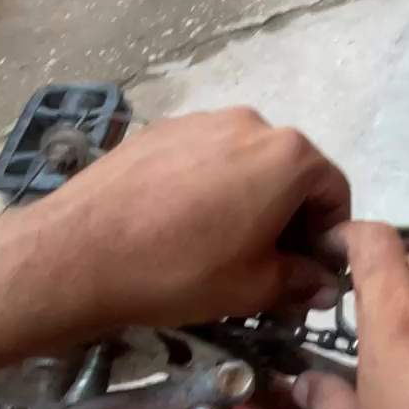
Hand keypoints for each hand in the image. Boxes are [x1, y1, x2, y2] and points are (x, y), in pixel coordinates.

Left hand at [20, 109, 349, 329]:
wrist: (73, 254)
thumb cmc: (182, 270)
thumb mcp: (255, 287)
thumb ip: (303, 281)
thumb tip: (327, 285)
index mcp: (291, 156)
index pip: (335, 190)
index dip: (330, 233)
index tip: (310, 267)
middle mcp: (255, 124)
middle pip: (293, 172)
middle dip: (291, 215)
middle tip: (268, 260)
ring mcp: (205, 120)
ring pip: (249, 162)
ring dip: (251, 197)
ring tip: (220, 240)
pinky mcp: (163, 128)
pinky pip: (207, 155)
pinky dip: (211, 184)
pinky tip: (181, 221)